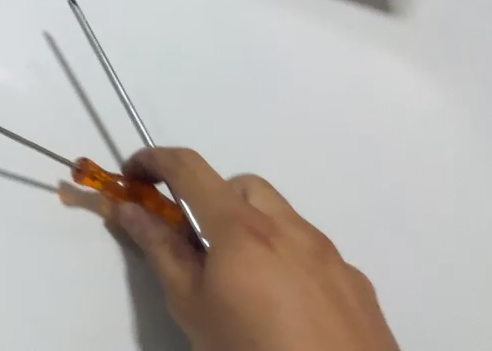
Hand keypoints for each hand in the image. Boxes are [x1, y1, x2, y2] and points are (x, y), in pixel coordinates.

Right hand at [114, 147, 399, 350]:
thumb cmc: (251, 349)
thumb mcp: (190, 303)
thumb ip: (159, 248)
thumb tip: (129, 209)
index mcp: (241, 228)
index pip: (188, 166)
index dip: (152, 160)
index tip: (133, 177)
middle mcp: (291, 231)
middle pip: (242, 185)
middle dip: (210, 196)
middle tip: (196, 237)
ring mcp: (334, 260)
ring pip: (283, 218)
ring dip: (253, 227)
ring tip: (242, 277)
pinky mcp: (362, 291)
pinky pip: (316, 254)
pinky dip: (289, 259)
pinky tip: (286, 305)